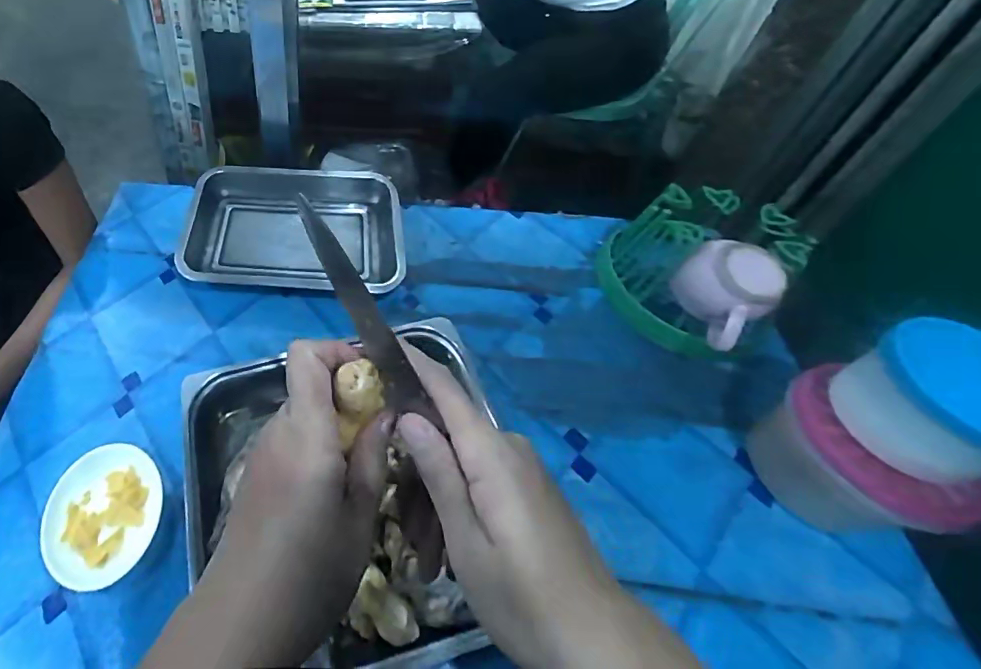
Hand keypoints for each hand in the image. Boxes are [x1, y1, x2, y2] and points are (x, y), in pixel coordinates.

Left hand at [145, 340, 390, 668]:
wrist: (244, 613)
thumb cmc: (312, 569)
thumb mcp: (359, 518)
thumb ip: (371, 457)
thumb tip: (384, 412)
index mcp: (305, 430)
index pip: (304, 353)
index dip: (337, 351)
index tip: (371, 378)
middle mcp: (278, 428)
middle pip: (306, 382)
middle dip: (345, 392)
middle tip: (381, 427)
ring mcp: (263, 449)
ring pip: (301, 412)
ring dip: (332, 422)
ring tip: (364, 462)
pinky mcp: (256, 470)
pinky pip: (290, 438)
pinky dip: (315, 443)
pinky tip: (334, 485)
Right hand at [395, 344, 699, 668]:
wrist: (601, 644)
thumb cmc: (524, 597)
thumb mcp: (467, 540)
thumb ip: (438, 472)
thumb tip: (408, 415)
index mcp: (491, 452)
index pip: (445, 388)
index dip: (412, 361)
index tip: (378, 343)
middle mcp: (508, 448)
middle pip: (446, 429)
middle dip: (414, 459)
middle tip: (396, 513)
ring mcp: (522, 468)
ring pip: (461, 458)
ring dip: (435, 493)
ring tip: (424, 554)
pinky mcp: (529, 489)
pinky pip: (481, 476)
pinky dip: (456, 500)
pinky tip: (448, 548)